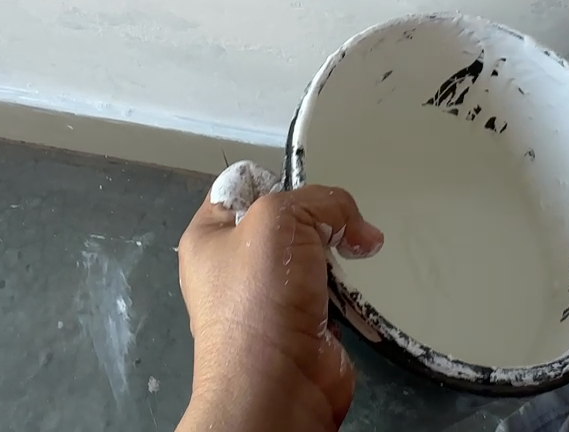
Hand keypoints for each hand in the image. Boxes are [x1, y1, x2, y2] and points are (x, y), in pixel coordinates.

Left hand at [177, 181, 384, 430]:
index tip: (303, 188)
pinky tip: (359, 275)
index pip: (244, 184)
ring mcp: (270, 295)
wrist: (277, 389)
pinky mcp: (303, 321)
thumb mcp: (281, 217)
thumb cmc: (259, 296)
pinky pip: (332, 285)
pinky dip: (349, 282)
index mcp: (209, 235)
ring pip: (313, 249)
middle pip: (288, 216)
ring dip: (338, 248)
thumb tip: (359, 231)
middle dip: (318, 216)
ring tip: (355, 248)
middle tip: (337, 223)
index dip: (277, 178)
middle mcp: (235, 263)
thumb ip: (323, 200)